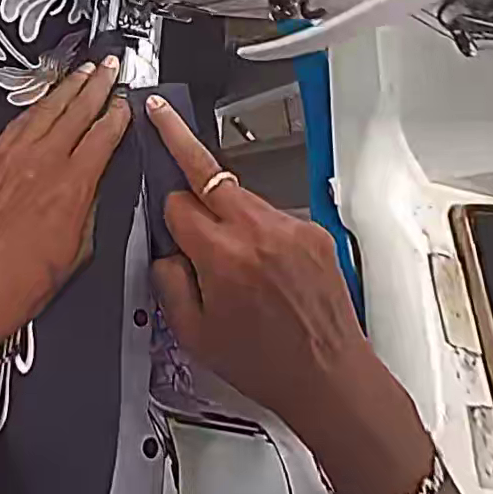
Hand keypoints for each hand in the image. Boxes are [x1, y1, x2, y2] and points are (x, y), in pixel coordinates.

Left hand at [0, 57, 130, 350]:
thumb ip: (91, 203)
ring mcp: (15, 156)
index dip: (117, 115)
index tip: (125, 104)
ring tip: (84, 71)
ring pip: (48, 107)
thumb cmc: (26, 275)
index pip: (103, 134)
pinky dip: (38, 105)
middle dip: (98, 84)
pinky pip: (20, 120)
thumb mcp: (81, 244)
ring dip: (69, 86)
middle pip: (77, 109)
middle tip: (110, 67)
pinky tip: (47, 98)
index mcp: (72, 184)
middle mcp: (43, 162)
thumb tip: (97, 179)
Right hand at [145, 96, 433, 493]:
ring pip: (239, 194)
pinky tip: (262, 264)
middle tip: (161, 114)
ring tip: (233, 254)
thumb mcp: (193, 334)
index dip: (168, 214)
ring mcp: (290, 227)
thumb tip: (166, 248)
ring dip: (224, 208)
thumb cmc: (266, 365)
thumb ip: (168, 280)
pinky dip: (257, 229)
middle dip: (179, 140)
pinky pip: (270, 215)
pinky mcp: (312, 231)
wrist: (331, 378)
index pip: (178, 203)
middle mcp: (259, 232)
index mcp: (224, 257)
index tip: (164, 210)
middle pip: (207, 169)